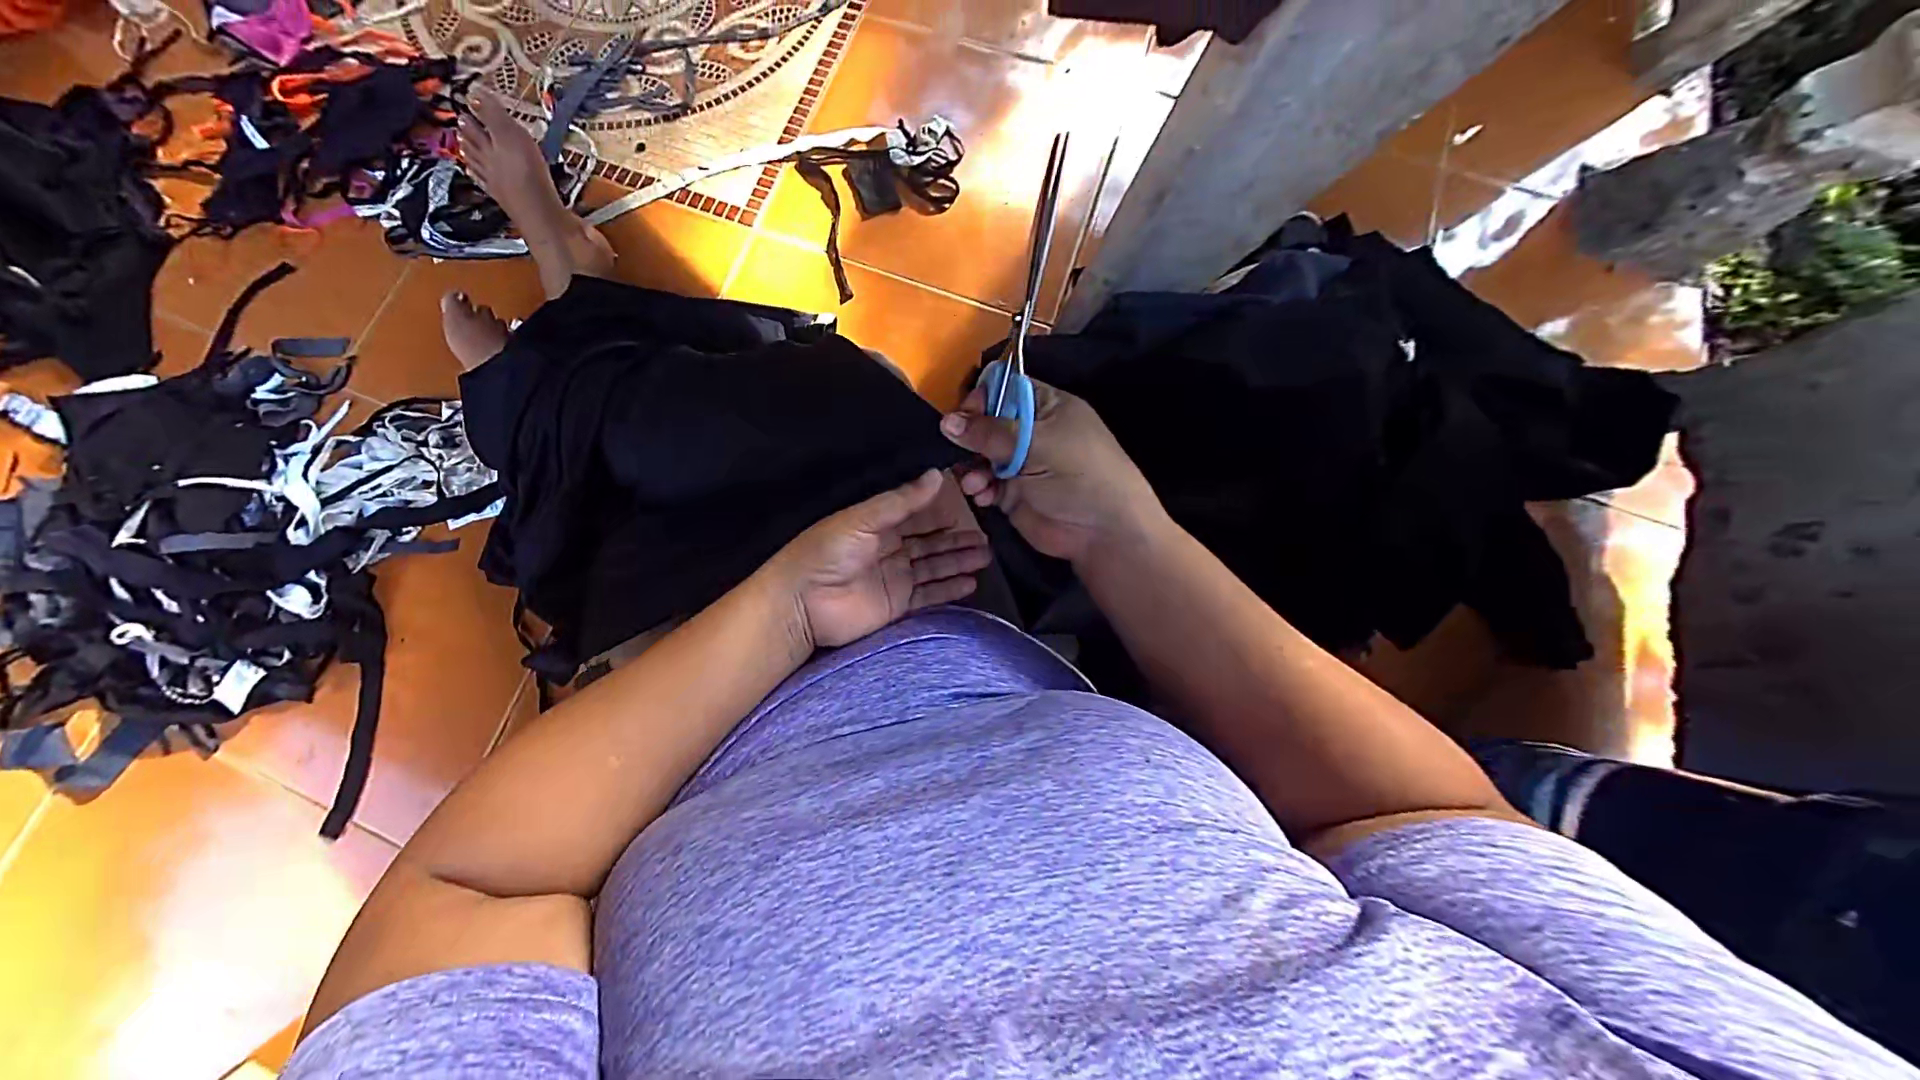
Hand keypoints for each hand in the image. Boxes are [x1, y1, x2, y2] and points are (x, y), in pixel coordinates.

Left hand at [763, 470, 991, 649]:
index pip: (918, 515)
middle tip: (987, 536)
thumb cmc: (826, 553)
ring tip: (986, 556)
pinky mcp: (897, 605)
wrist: (801, 604)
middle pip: (931, 542)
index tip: (972, 504)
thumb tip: (936, 475)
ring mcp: (895, 578)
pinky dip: (950, 589)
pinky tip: (970, 582)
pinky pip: (929, 595)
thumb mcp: (863, 520)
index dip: (943, 511)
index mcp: (880, 525)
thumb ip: (902, 501)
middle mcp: (890, 550)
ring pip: (935, 567)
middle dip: (958, 539)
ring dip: (959, 561)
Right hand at [940, 380, 1166, 564]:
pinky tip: (981, 495)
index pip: (1005, 388)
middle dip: (970, 436)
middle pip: (986, 422)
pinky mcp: (1012, 493)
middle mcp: (1031, 432)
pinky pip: (984, 483)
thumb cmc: (1078, 475)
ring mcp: (1021, 464)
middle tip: (962, 449)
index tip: (965, 414)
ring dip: (972, 466)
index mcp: (1045, 408)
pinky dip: (979, 487)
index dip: (982, 397)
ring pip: (981, 455)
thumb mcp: (1036, 445)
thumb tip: (947, 421)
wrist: (1102, 531)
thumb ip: (990, 432)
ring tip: (974, 481)